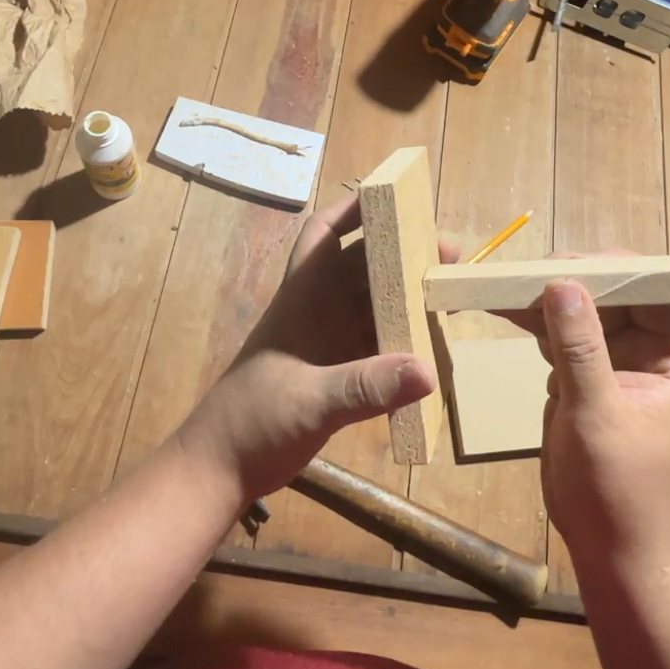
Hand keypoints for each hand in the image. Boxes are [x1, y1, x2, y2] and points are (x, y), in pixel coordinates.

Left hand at [172, 192, 454, 504]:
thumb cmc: (251, 422)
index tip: (396, 198)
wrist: (219, 470)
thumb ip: (365, 386)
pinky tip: (433, 348)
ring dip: (408, 298)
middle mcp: (318, 313)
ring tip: (450, 296)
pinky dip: (404, 342)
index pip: (323, 236)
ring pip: (374, 306)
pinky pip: (378, 346)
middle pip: (363, 268)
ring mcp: (327, 344)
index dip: (354, 210)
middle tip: (449, 258)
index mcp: (303, 299)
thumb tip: (428, 371)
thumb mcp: (310, 402)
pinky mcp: (337, 375)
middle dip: (402, 256)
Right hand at [506, 255, 669, 563]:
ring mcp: (608, 367)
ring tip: (505, 283)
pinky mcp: (578, 382)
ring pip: (579, 316)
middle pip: (613, 299)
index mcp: (668, 361)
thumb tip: (563, 284)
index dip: (624, 274)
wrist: (606, 547)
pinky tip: (503, 309)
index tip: (577, 264)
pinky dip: (532, 325)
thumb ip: (580, 348)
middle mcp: (641, 356)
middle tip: (529, 271)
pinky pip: (557, 340)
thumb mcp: (597, 414)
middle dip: (573, 282)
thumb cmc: (618, 488)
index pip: (658, 297)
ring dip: (544, 300)